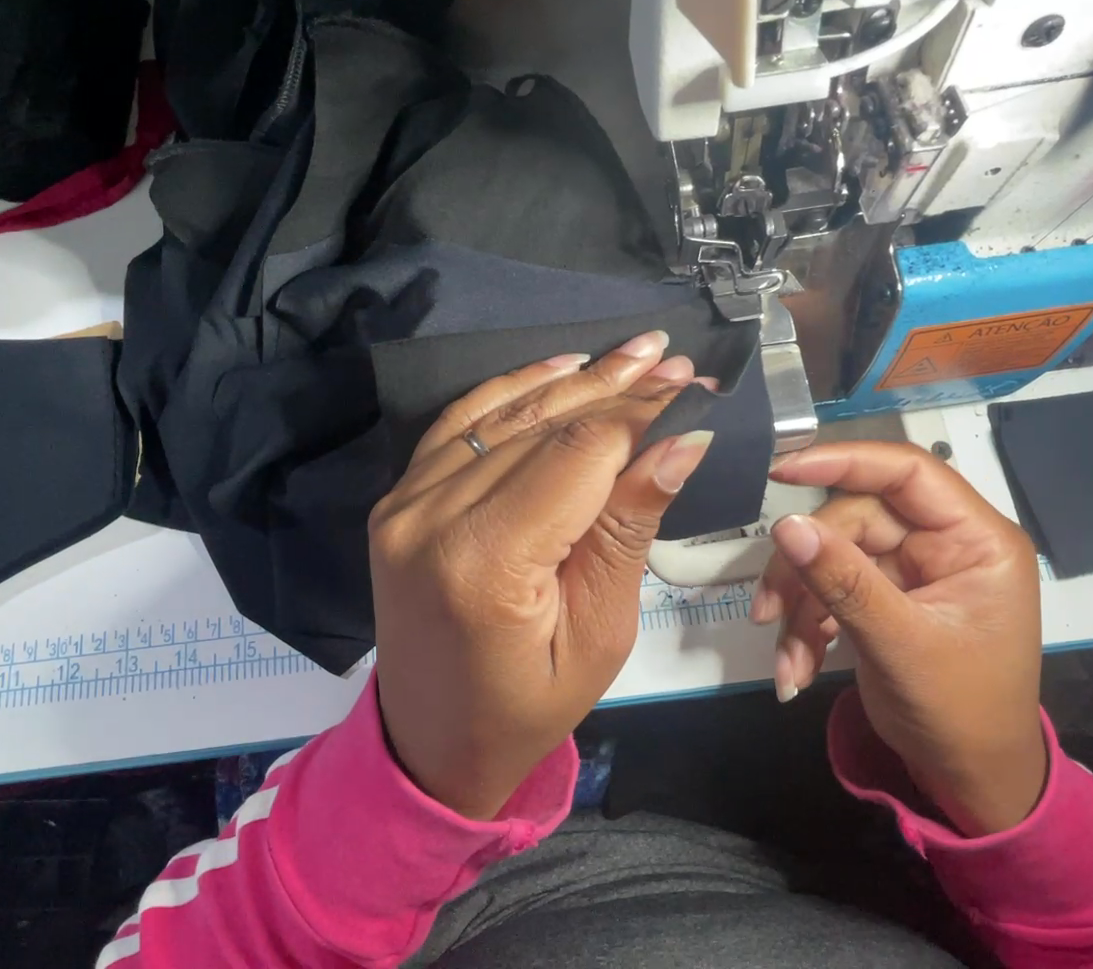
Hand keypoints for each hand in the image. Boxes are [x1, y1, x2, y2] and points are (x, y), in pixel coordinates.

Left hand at [369, 332, 715, 819]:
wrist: (431, 739)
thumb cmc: (528, 704)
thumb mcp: (599, 630)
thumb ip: (628, 525)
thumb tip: (682, 440)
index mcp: (485, 561)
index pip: (578, 455)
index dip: (640, 414)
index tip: (694, 389)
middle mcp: (431, 516)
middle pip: (543, 427)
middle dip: (617, 392)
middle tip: (675, 361)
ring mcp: (404, 501)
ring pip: (503, 416)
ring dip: (573, 381)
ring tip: (634, 353)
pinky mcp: (398, 498)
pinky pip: (459, 423)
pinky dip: (512, 390)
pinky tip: (560, 367)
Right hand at [752, 442, 1045, 835]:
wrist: (969, 779)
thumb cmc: (960, 712)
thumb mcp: (899, 644)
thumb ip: (842, 581)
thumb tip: (784, 524)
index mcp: (975, 540)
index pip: (907, 473)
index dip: (844, 462)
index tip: (782, 471)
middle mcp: (944, 543)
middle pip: (854, 520)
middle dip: (806, 568)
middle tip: (768, 612)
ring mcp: (911, 569)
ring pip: (832, 554)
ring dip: (800, 606)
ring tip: (787, 661)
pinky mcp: (885, 594)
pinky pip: (831, 587)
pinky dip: (807, 624)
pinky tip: (797, 666)